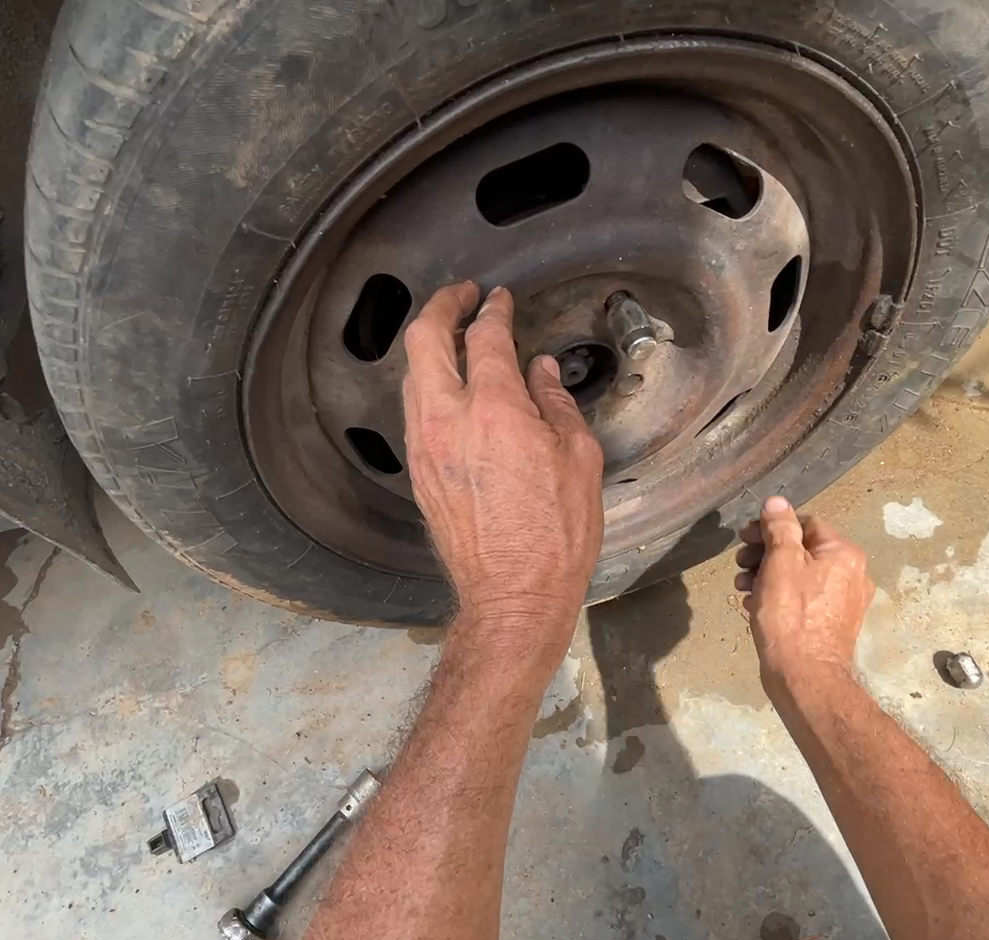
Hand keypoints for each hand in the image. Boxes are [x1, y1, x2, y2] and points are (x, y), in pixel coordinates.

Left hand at [401, 283, 603, 650]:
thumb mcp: (578, 458)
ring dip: (428, 347)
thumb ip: (555, 403)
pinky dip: (425, 386)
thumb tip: (541, 371)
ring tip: (451, 338)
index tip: (498, 299)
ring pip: (410, 377)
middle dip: (441, 307)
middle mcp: (447, 421)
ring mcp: (424, 449)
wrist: (512, 593)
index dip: (493, 311)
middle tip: (461, 296)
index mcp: (494, 411)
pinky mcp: (418, 474)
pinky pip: (412, 412)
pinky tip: (444, 389)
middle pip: (424, 341)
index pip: (485, 340)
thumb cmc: (555, 533)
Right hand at [734, 498, 874, 690]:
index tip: (744, 539)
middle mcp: (852, 574)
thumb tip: (777, 502)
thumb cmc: (790, 616)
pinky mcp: (832, 623)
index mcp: (843, 554)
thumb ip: (779, 529)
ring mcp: (844, 601)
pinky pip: (802, 597)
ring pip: (799, 574)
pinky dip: (778, 595)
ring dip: (767, 575)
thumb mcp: (779, 563)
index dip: (771, 527)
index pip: (805, 523)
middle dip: (766, 553)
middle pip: (802, 549)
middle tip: (739, 565)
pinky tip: (755, 606)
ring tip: (742, 588)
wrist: (805, 676)